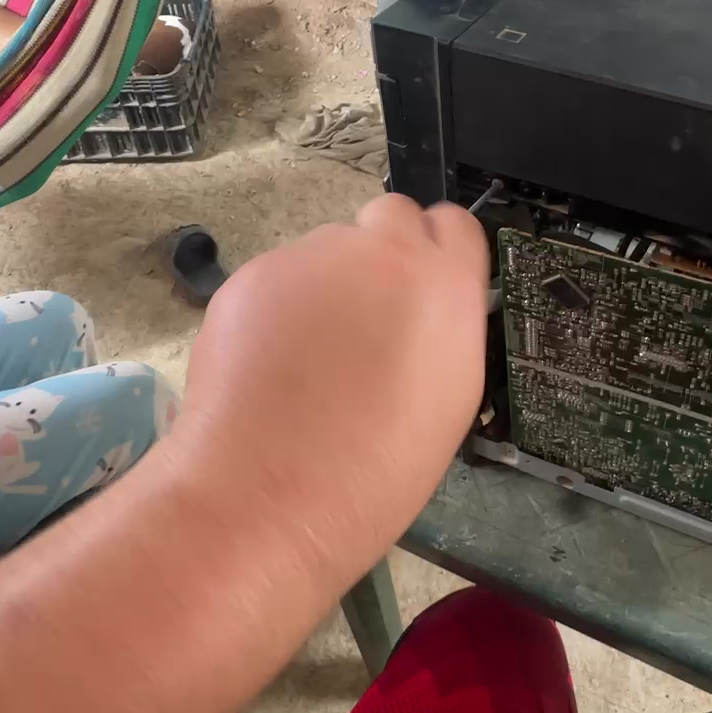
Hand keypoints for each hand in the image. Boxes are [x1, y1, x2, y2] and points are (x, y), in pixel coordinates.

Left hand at [174, 195, 488, 575]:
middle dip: (389, 252)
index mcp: (445, 284)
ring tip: (313, 355)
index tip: (432, 284)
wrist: (267, 497)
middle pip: (394, 215)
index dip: (443, 251)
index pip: (457, 222)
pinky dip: (284, 304)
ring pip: (333, 248)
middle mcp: (384, 253)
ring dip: (334, 282)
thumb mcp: (450, 396)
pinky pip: (283, 274)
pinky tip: (273, 361)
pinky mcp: (254, 274)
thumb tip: (428, 307)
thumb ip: (447, 327)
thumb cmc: (379, 468)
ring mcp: (313, 257)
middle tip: (373, 315)